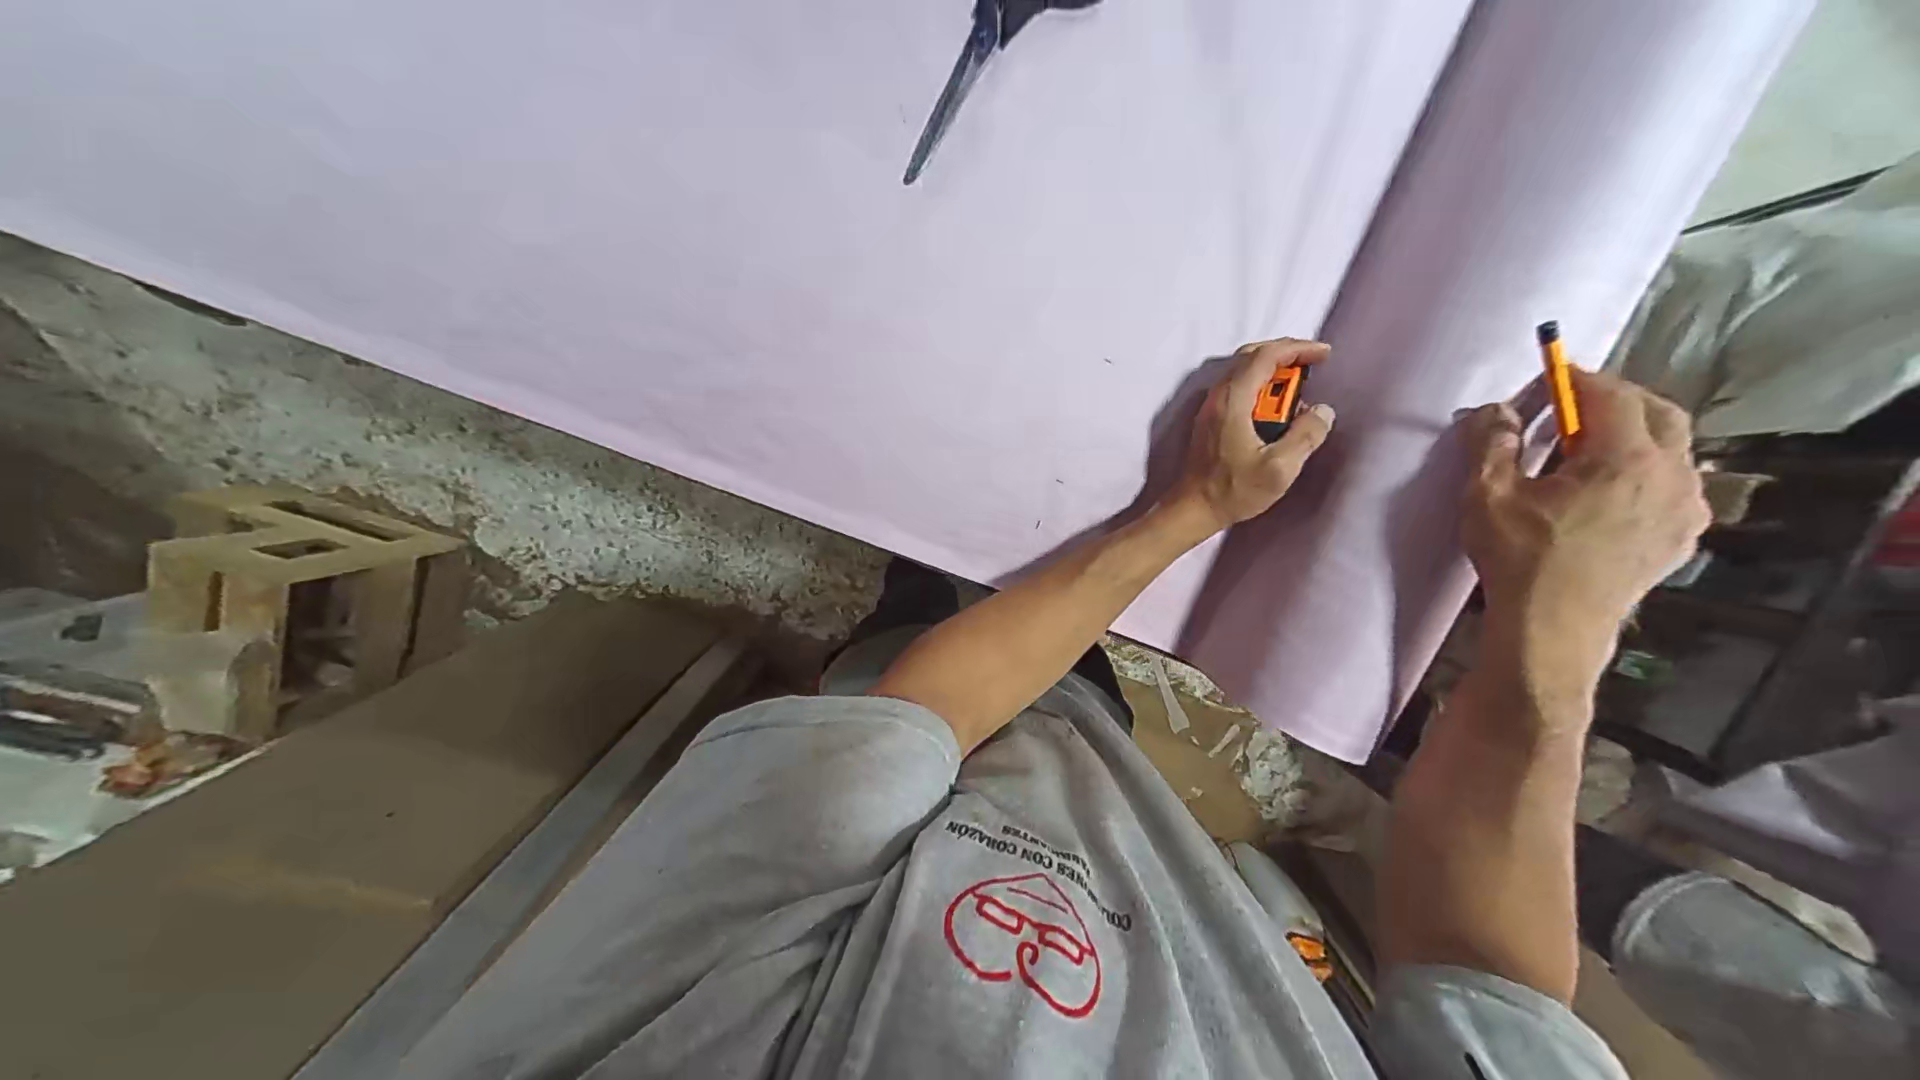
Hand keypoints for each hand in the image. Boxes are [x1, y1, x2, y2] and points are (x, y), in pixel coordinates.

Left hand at [1170, 339, 1334, 532]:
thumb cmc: (1233, 490)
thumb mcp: (1280, 468)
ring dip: (1272, 370)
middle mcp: (1218, 397)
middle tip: (1312, 363)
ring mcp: (1210, 408)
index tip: (1324, 354)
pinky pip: (1237, 388)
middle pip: (1251, 356)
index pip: (1265, 356)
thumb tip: (1322, 411)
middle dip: (1285, 353)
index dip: (1298, 348)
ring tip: (1298, 387)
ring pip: (1242, 371)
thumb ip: (1305, 435)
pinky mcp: (1210, 420)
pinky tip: (1276, 407)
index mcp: (1233, 401)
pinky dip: (1260, 385)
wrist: (1193, 508)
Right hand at [1461, 368, 1709, 695]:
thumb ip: (1490, 444)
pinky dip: (1643, 470)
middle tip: (1571, 404)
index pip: (1610, 395)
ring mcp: (1686, 507)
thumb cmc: (1518, 556)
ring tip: (1586, 448)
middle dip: (1615, 399)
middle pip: (1658, 413)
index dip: (1577, 378)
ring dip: (1633, 435)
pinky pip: (1674, 484)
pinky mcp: (1682, 535)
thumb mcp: (1488, 495)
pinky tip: (1608, 489)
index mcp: (1625, 458)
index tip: (1549, 372)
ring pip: (1672, 449)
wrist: (1553, 624)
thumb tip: (1493, 410)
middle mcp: (1672, 474)